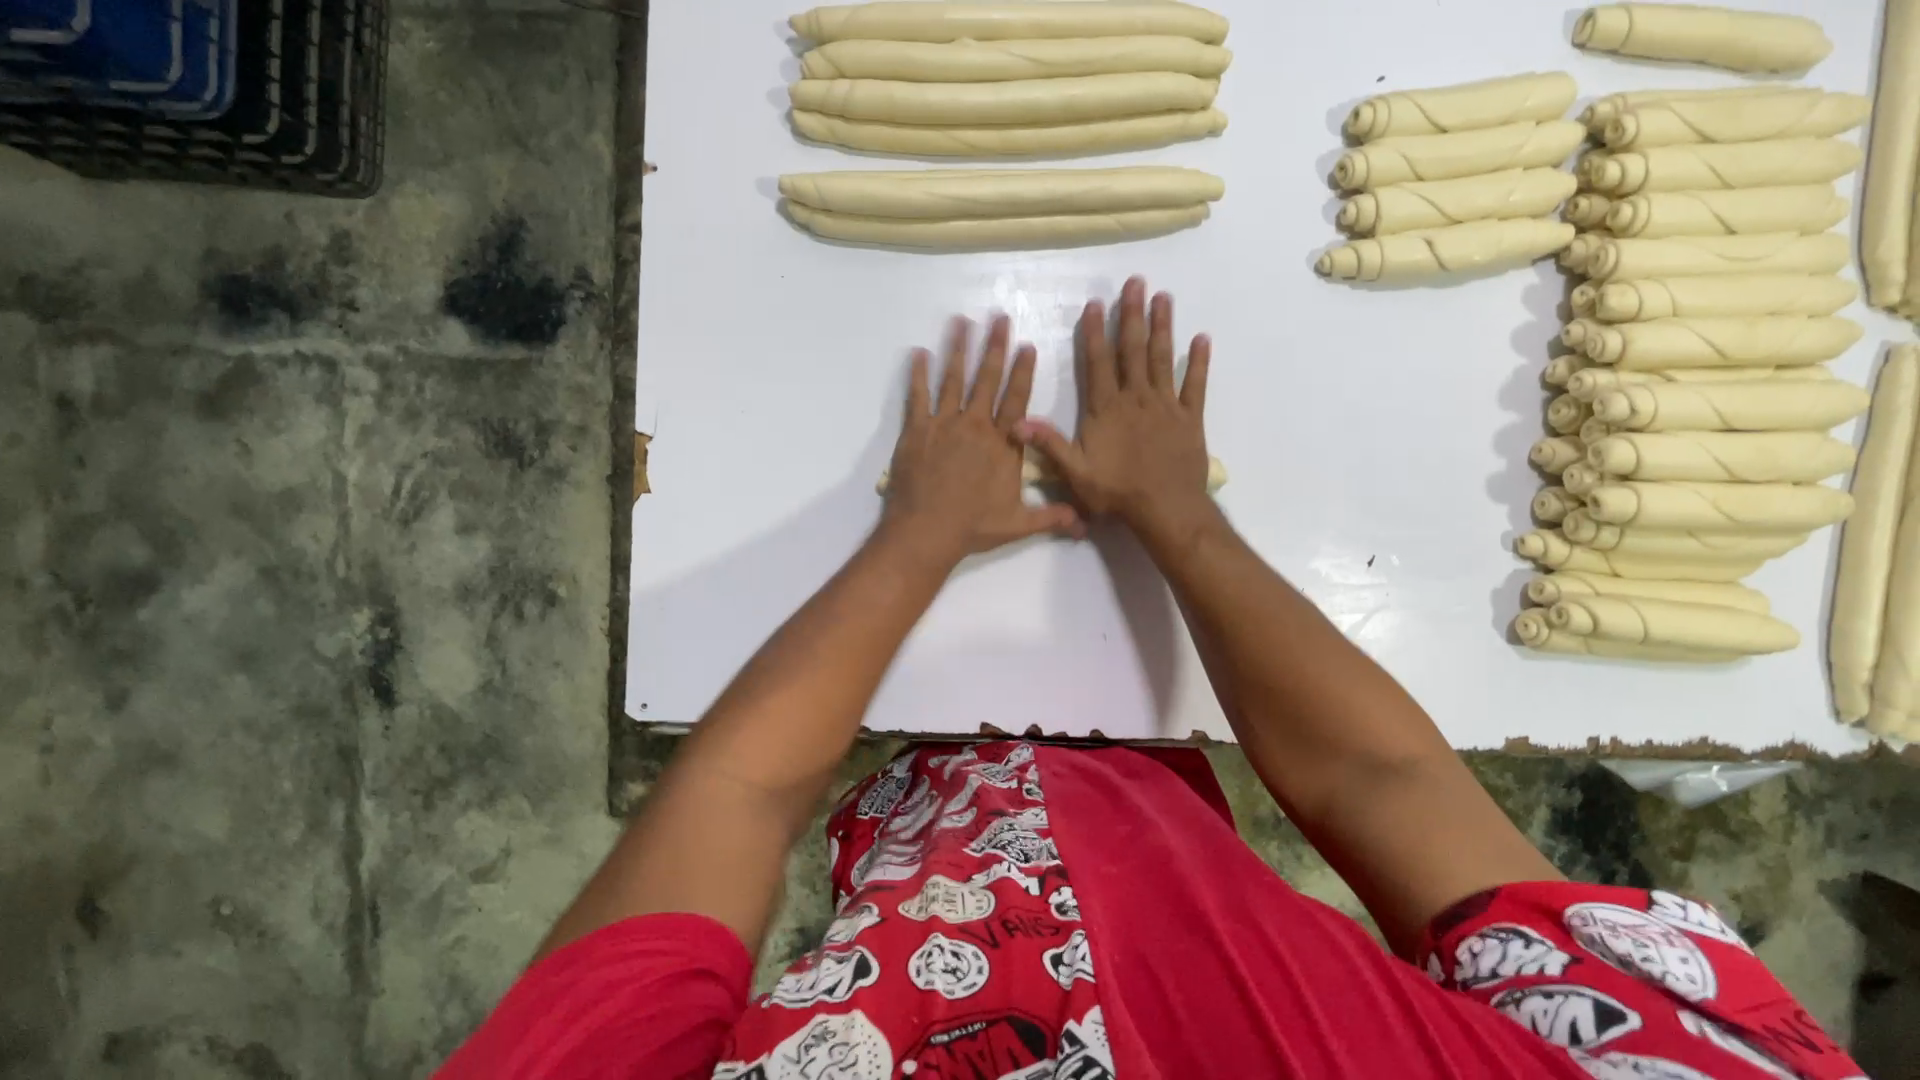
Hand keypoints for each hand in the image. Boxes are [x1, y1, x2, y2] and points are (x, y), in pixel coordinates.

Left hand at [881, 315, 1082, 562]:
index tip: (1027, 346)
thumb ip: (1051, 517)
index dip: (1023, 372)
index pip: (1017, 400)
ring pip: (953, 379)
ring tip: (960, 321)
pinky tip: (919, 353)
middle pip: (987, 379)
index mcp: (1003, 445)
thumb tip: (1084, 524)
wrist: (926, 531)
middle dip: (994, 347)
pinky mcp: (916, 431)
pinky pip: (917, 396)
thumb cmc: (973, 527)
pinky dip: (917, 374)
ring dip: (958, 349)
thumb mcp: (1018, 525)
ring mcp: (944, 425)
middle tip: (998, 318)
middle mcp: (975, 426)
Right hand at [1019, 277, 1214, 535]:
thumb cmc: (1117, 493)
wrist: (1166, 509)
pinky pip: (1195, 385)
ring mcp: (1166, 406)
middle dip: (1132, 315)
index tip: (1095, 304)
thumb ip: (1048, 444)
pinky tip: (1202, 338)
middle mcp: (1136, 398)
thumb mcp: (1075, 473)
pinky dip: (1198, 362)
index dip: (1095, 333)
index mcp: (1106, 409)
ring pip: (1163, 358)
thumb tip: (1015, 423)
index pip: (1097, 363)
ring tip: (1163, 297)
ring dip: (1162, 327)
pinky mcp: (1190, 418)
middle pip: (1132, 350)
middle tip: (1135, 283)